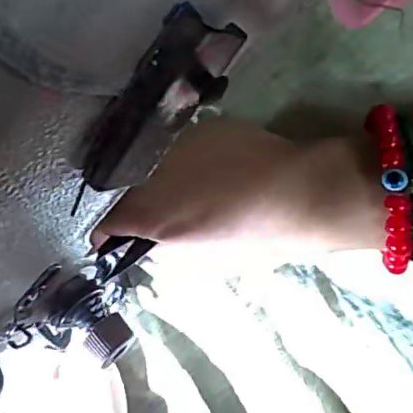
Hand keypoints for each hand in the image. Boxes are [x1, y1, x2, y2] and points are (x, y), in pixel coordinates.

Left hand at [95, 117, 373, 268]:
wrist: (312, 200)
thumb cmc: (242, 167)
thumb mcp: (186, 143)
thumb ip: (145, 156)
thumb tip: (121, 171)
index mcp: (149, 231)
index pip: (100, 229)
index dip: (100, 202)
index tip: (111, 178)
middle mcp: (170, 262)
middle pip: (140, 233)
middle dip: (145, 205)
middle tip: (167, 170)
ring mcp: (207, 269)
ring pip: (176, 237)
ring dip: (180, 213)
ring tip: (209, 181)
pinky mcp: (236, 265)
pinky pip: (209, 239)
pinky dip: (211, 220)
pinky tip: (237, 198)